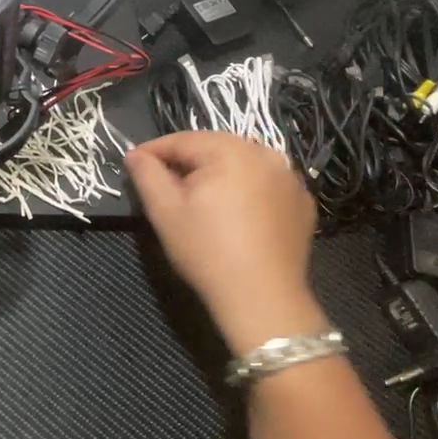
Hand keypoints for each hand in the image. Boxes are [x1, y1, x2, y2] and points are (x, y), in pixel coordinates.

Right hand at [127, 131, 324, 354]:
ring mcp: (290, 177)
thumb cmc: (207, 251)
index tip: (134, 165)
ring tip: (199, 198)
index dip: (154, 151)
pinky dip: (245, 189)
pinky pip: (265, 183)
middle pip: (215, 147)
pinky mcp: (303, 201)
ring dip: (217, 173)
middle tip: (165, 184)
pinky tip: (234, 214)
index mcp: (231, 151)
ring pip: (241, 163)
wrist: (263, 298)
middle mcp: (266, 154)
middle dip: (187, 161)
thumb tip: (136, 154)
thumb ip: (147, 175)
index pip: (183, 139)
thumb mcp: (165, 212)